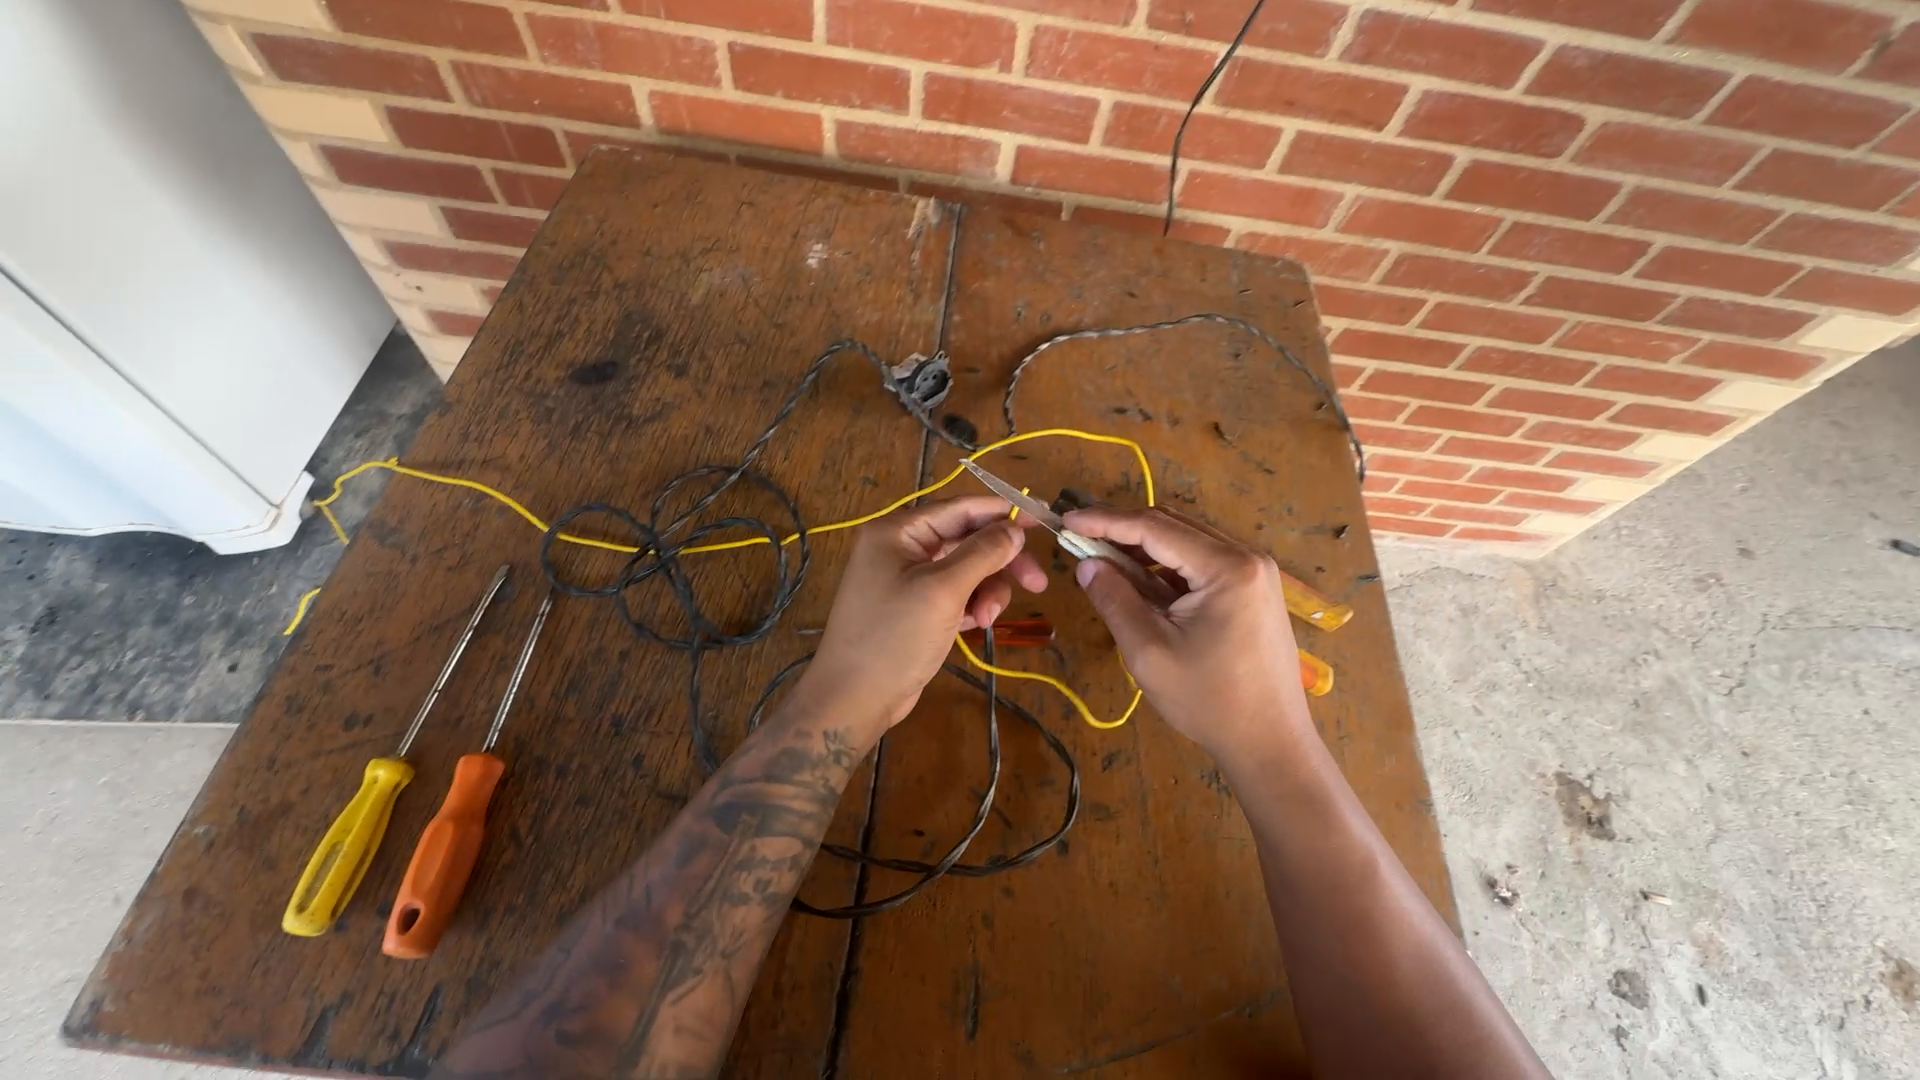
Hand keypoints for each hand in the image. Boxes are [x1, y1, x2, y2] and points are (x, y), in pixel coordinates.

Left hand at [803, 497, 1047, 731]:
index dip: (1002, 513)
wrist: (854, 698)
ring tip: (986, 619)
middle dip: (1000, 562)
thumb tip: (1015, 528)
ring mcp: (908, 579)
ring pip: (966, 570)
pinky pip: (956, 594)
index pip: (960, 508)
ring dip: (986, 591)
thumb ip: (982, 553)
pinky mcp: (916, 608)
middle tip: (1038, 583)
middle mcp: (902, 548)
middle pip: (967, 540)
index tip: (1043, 521)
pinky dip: (971, 605)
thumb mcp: (943, 591)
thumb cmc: (894, 637)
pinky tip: (974, 625)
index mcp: (898, 531)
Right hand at [1063, 506, 1312, 756]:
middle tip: (1079, 540)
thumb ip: (1115, 600)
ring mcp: (1255, 573)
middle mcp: (1247, 558)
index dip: (1106, 521)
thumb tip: (1086, 564)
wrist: (1271, 743)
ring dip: (1144, 550)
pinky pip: (1201, 563)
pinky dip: (1167, 568)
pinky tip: (1141, 585)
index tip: (1066, 519)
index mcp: (1227, 568)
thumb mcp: (1149, 652)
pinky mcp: (1254, 590)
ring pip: (1187, 542)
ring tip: (1103, 563)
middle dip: (1123, 531)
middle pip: (1173, 526)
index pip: (1155, 527)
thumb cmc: (1209, 701)